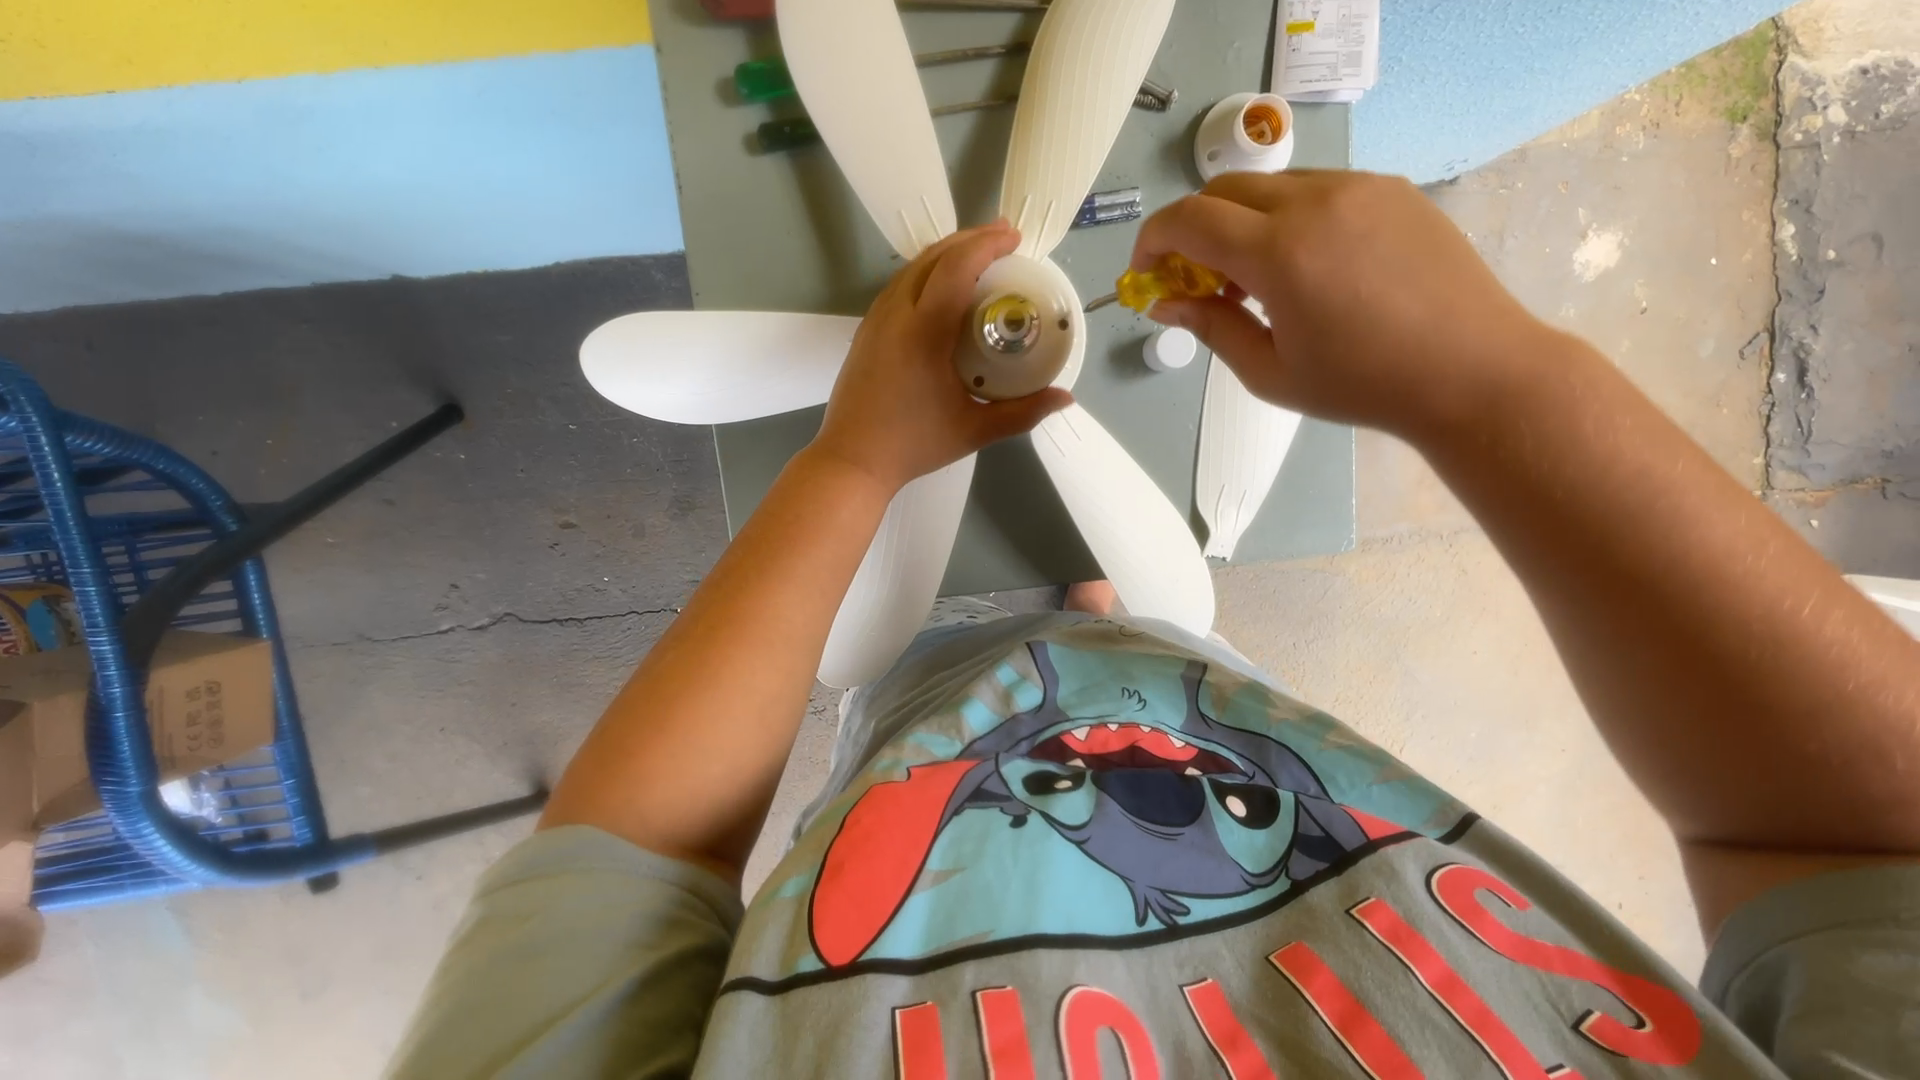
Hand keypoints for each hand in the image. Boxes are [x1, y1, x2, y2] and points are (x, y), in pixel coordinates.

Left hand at [810, 222, 1071, 491]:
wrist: (851, 460)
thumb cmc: (914, 445)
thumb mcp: (974, 430)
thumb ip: (1022, 412)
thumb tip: (1065, 397)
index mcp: (923, 333)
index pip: (955, 268)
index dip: (986, 245)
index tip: (1015, 238)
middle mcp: (895, 315)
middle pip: (933, 257)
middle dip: (970, 239)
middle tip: (1004, 238)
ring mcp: (875, 320)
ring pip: (911, 268)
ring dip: (946, 253)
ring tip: (978, 254)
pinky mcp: (866, 332)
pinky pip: (899, 286)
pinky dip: (926, 272)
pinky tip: (942, 286)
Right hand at [1131, 170, 1558, 440]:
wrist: (1473, 372)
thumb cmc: (1362, 386)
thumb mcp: (1269, 372)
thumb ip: (1210, 327)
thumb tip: (1163, 303)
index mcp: (1279, 253)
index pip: (1189, 220)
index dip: (1153, 241)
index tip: (1147, 272)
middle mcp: (1315, 202)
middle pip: (1223, 189)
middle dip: (1193, 228)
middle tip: (1198, 281)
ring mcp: (1359, 188)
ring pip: (1271, 185)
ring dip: (1242, 221)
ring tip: (1257, 278)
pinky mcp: (1392, 189)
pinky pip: (1318, 188)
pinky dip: (1288, 216)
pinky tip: (1308, 265)